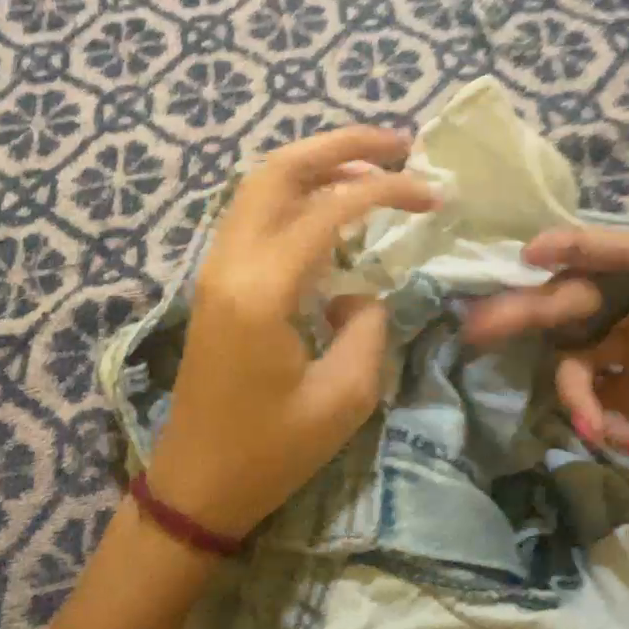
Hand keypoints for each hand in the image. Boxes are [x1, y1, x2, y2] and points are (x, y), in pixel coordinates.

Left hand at [148, 127, 440, 538]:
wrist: (195, 485)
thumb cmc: (270, 452)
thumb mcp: (343, 399)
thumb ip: (367, 327)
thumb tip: (362, 291)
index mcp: (261, 289)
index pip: (328, 208)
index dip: (386, 189)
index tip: (433, 192)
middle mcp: (230, 263)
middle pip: (278, 170)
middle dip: (340, 145)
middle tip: (398, 144)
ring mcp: (214, 269)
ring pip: (259, 185)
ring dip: (314, 163)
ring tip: (372, 166)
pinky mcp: (214, 282)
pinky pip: (252, 215)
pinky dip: (294, 194)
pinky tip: (331, 206)